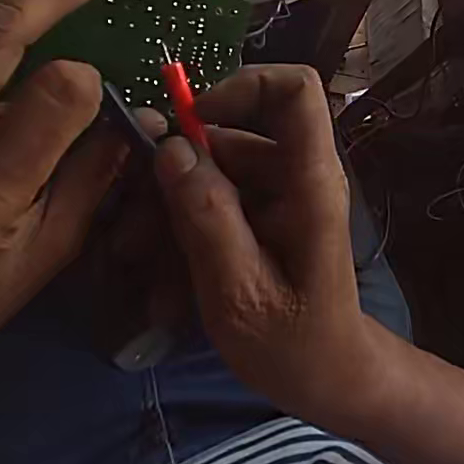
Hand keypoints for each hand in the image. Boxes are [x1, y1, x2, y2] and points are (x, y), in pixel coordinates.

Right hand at [153, 65, 396, 430]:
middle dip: (180, 170)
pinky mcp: (268, 209)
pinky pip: (221, 196)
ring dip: (173, 207)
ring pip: (219, 167)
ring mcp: (284, 189)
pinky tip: (166, 282)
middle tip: (133, 228)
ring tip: (139, 262)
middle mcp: (301, 171)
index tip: (192, 123)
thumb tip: (173, 149)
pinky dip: (188, 227)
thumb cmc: (296, 344)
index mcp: (311, 179)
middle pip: (238, 131)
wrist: (329, 376)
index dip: (243, 86)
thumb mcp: (239, 293)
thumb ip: (207, 218)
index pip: (296, 89)